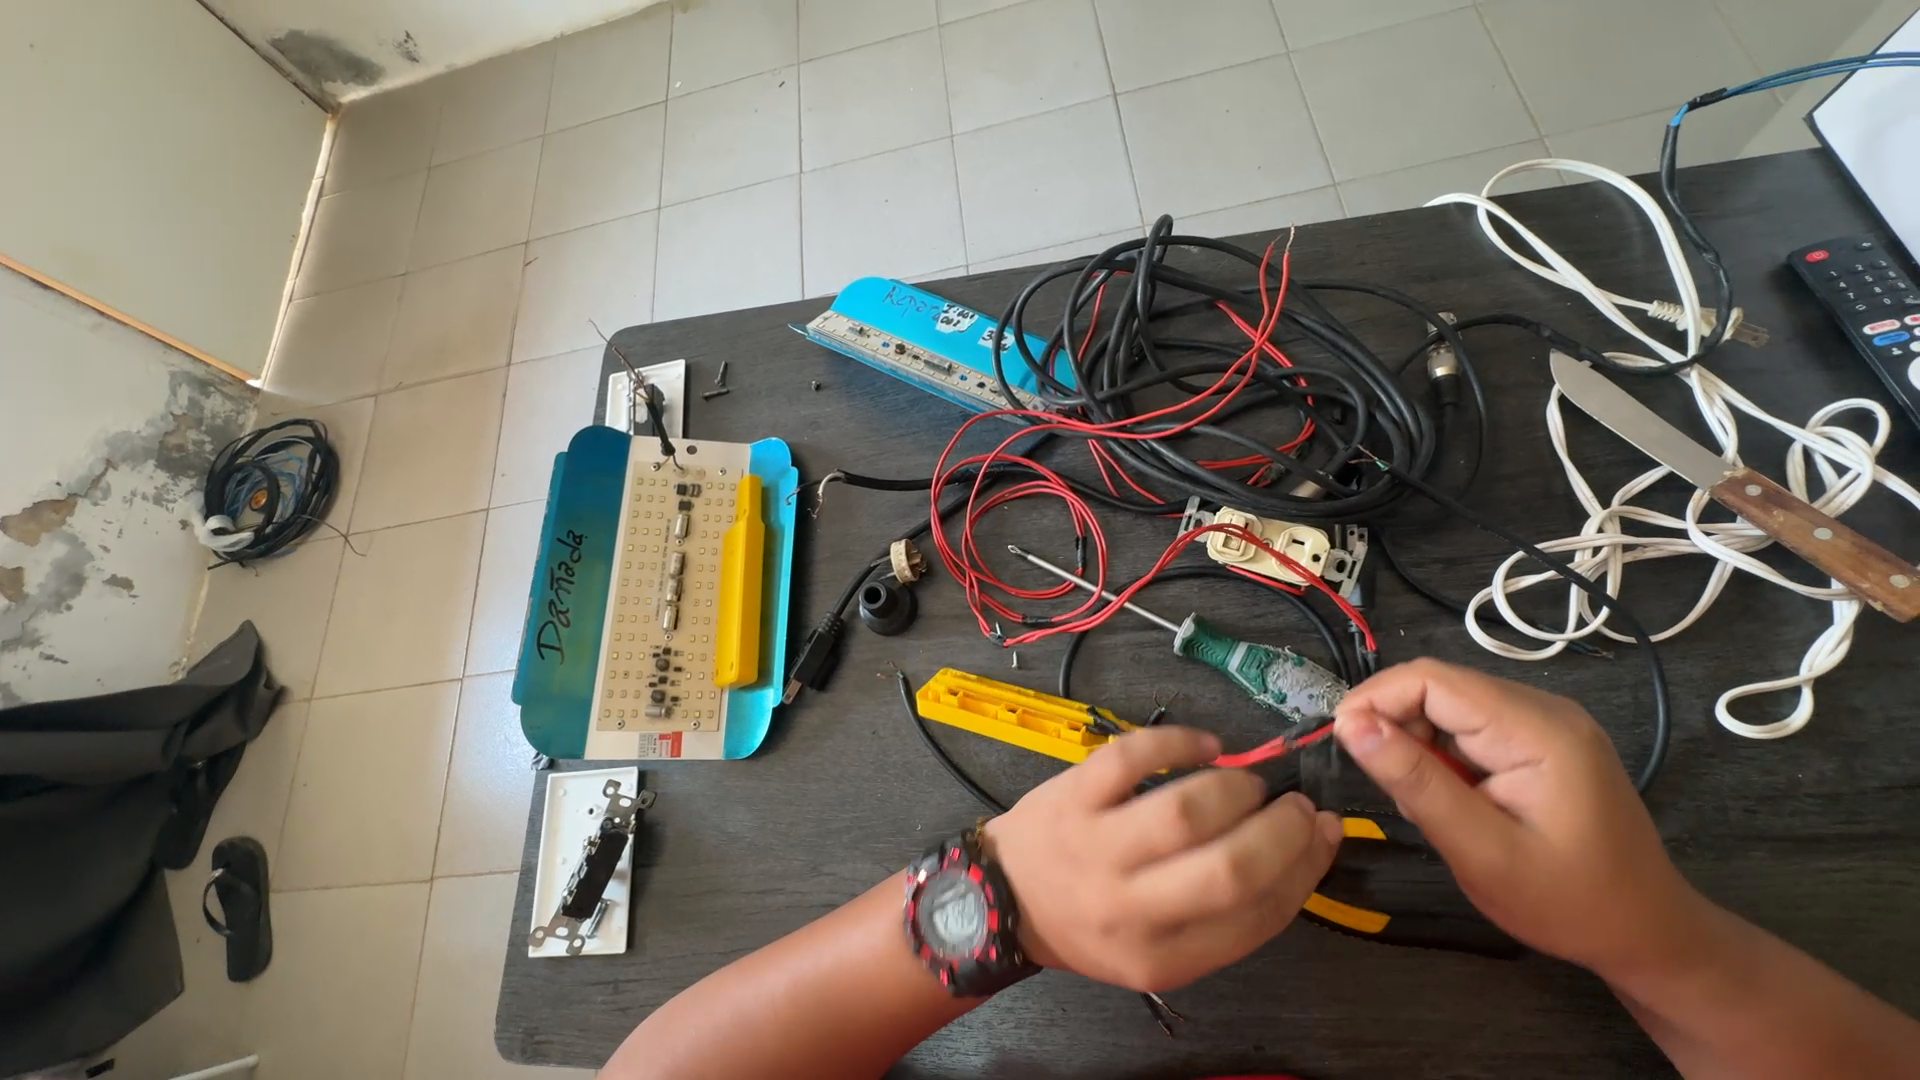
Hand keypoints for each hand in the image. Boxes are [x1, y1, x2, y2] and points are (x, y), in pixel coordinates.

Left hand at [982, 726, 1341, 992]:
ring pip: (1183, 810)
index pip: (1257, 916)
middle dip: (1282, 831)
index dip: (1305, 870)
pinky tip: (1205, 744)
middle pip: (1229, 868)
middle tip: (1295, 805)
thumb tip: (1301, 847)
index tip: (1324, 834)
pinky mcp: (1072, 795)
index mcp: (1163, 956)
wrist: (1005, 898)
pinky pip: (1131, 757)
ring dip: (1234, 789)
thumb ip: (1224, 913)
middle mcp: (1130, 908)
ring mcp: (1096, 846)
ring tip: (1247, 783)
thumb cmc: (1091, 923)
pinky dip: (1178, 740)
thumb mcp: (1158, 948)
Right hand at [1332, 659, 1708, 978]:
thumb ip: (1414, 782)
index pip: (1431, 679)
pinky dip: (1439, 752)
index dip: (1375, 699)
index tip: (1343, 742)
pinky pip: (1465, 722)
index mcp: (1539, 731)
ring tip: (1427, 800)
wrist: (1647, 935)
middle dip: (1395, 725)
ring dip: (1415, 741)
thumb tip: (1348, 724)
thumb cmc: (1566, 903)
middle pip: (1437, 685)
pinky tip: (1451, 794)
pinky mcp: (1539, 736)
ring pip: (1445, 703)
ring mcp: (1545, 720)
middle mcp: (1544, 709)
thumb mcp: (1480, 851)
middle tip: (1390, 785)